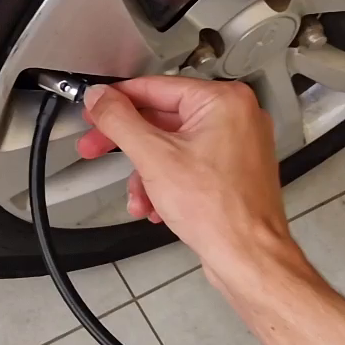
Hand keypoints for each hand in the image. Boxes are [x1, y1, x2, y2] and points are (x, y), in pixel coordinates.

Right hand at [77, 76, 301, 278]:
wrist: (247, 257)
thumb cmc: (221, 211)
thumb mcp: (154, 157)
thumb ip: (120, 121)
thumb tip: (101, 98)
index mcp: (224, 101)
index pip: (157, 88)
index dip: (118, 99)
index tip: (96, 107)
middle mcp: (237, 118)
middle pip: (164, 119)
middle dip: (128, 143)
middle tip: (97, 146)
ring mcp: (238, 146)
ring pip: (173, 148)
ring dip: (146, 173)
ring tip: (137, 195)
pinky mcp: (233, 173)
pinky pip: (189, 166)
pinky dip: (167, 184)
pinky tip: (156, 206)